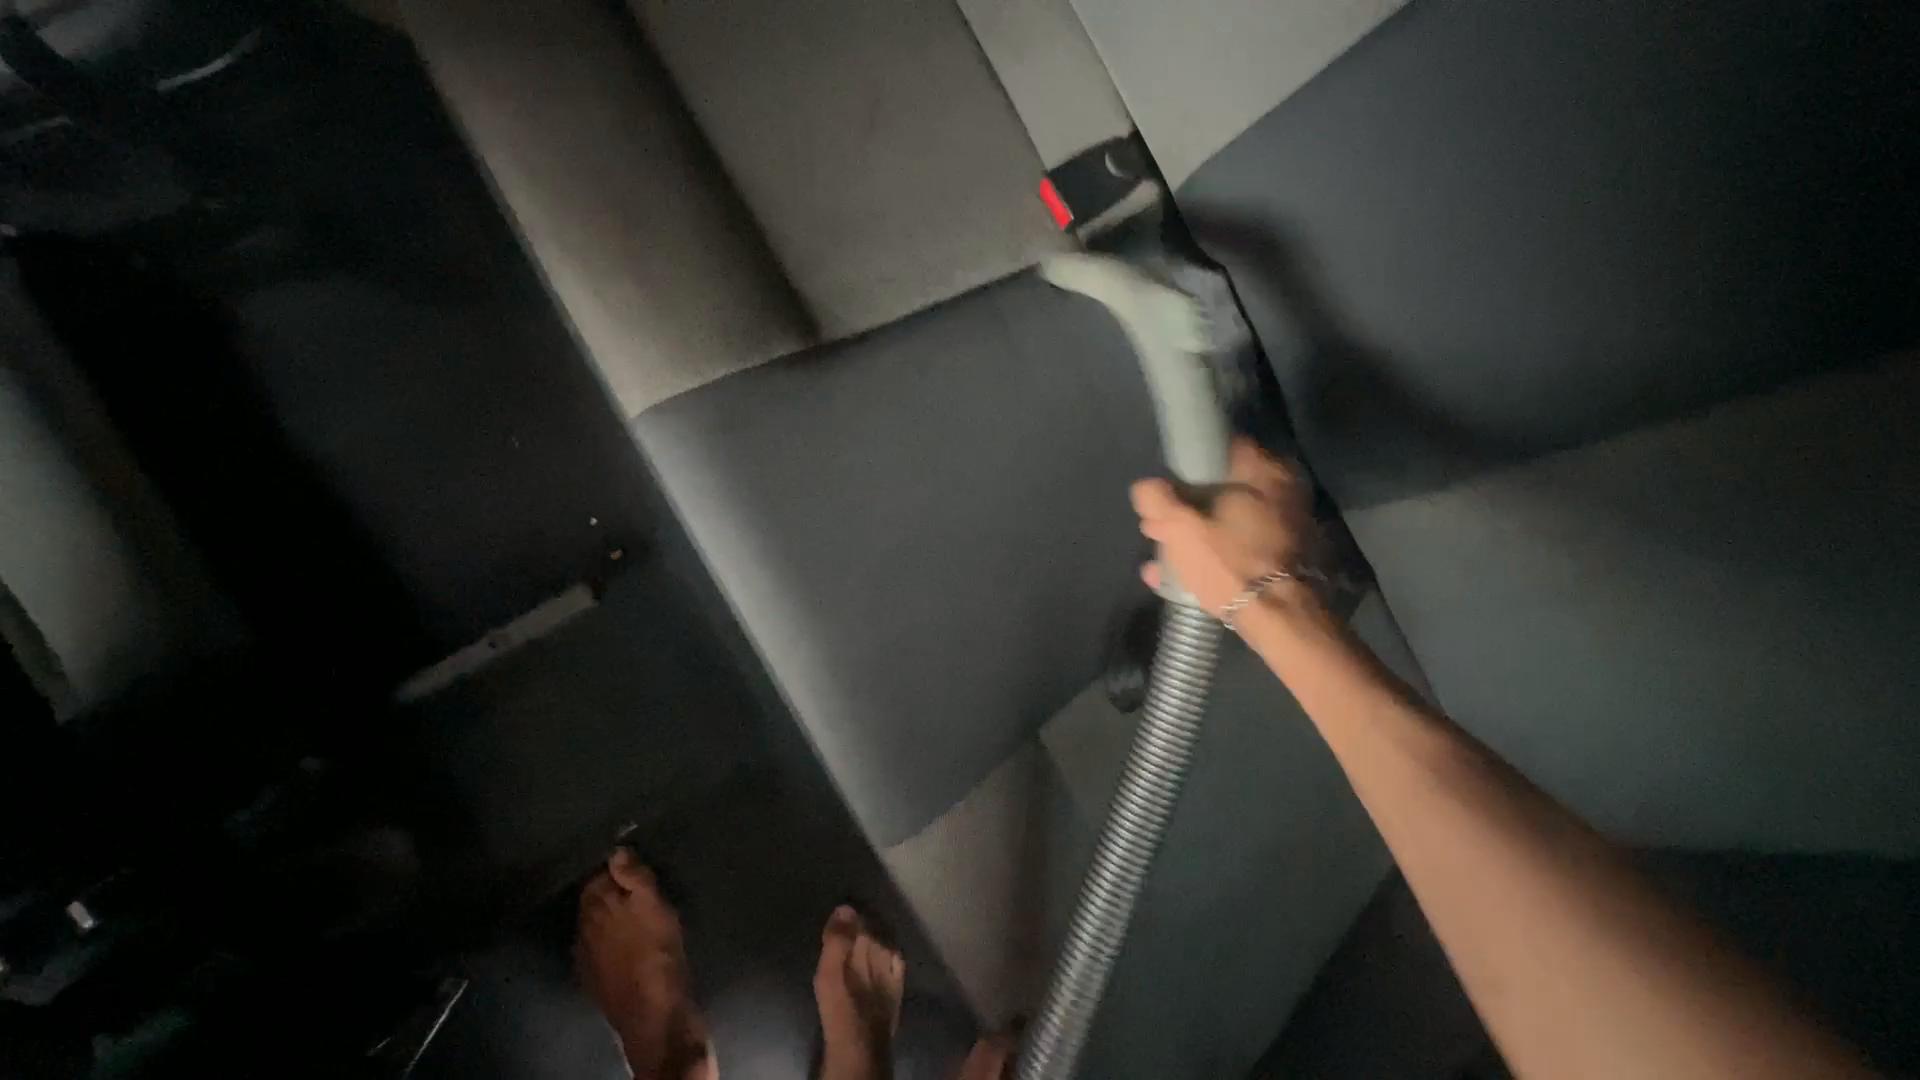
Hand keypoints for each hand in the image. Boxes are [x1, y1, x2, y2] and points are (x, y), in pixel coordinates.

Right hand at [1131, 438, 1323, 618]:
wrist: (1282, 622)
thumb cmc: (1232, 564)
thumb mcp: (1180, 529)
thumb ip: (1156, 501)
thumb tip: (1145, 487)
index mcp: (1266, 472)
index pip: (1225, 447)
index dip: (1190, 463)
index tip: (1168, 484)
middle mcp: (1286, 493)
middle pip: (1226, 489)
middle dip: (1190, 507)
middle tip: (1161, 526)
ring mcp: (1292, 529)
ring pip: (1233, 523)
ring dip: (1201, 536)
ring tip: (1167, 558)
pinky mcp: (1290, 562)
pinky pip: (1244, 551)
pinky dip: (1217, 559)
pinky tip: (1186, 580)